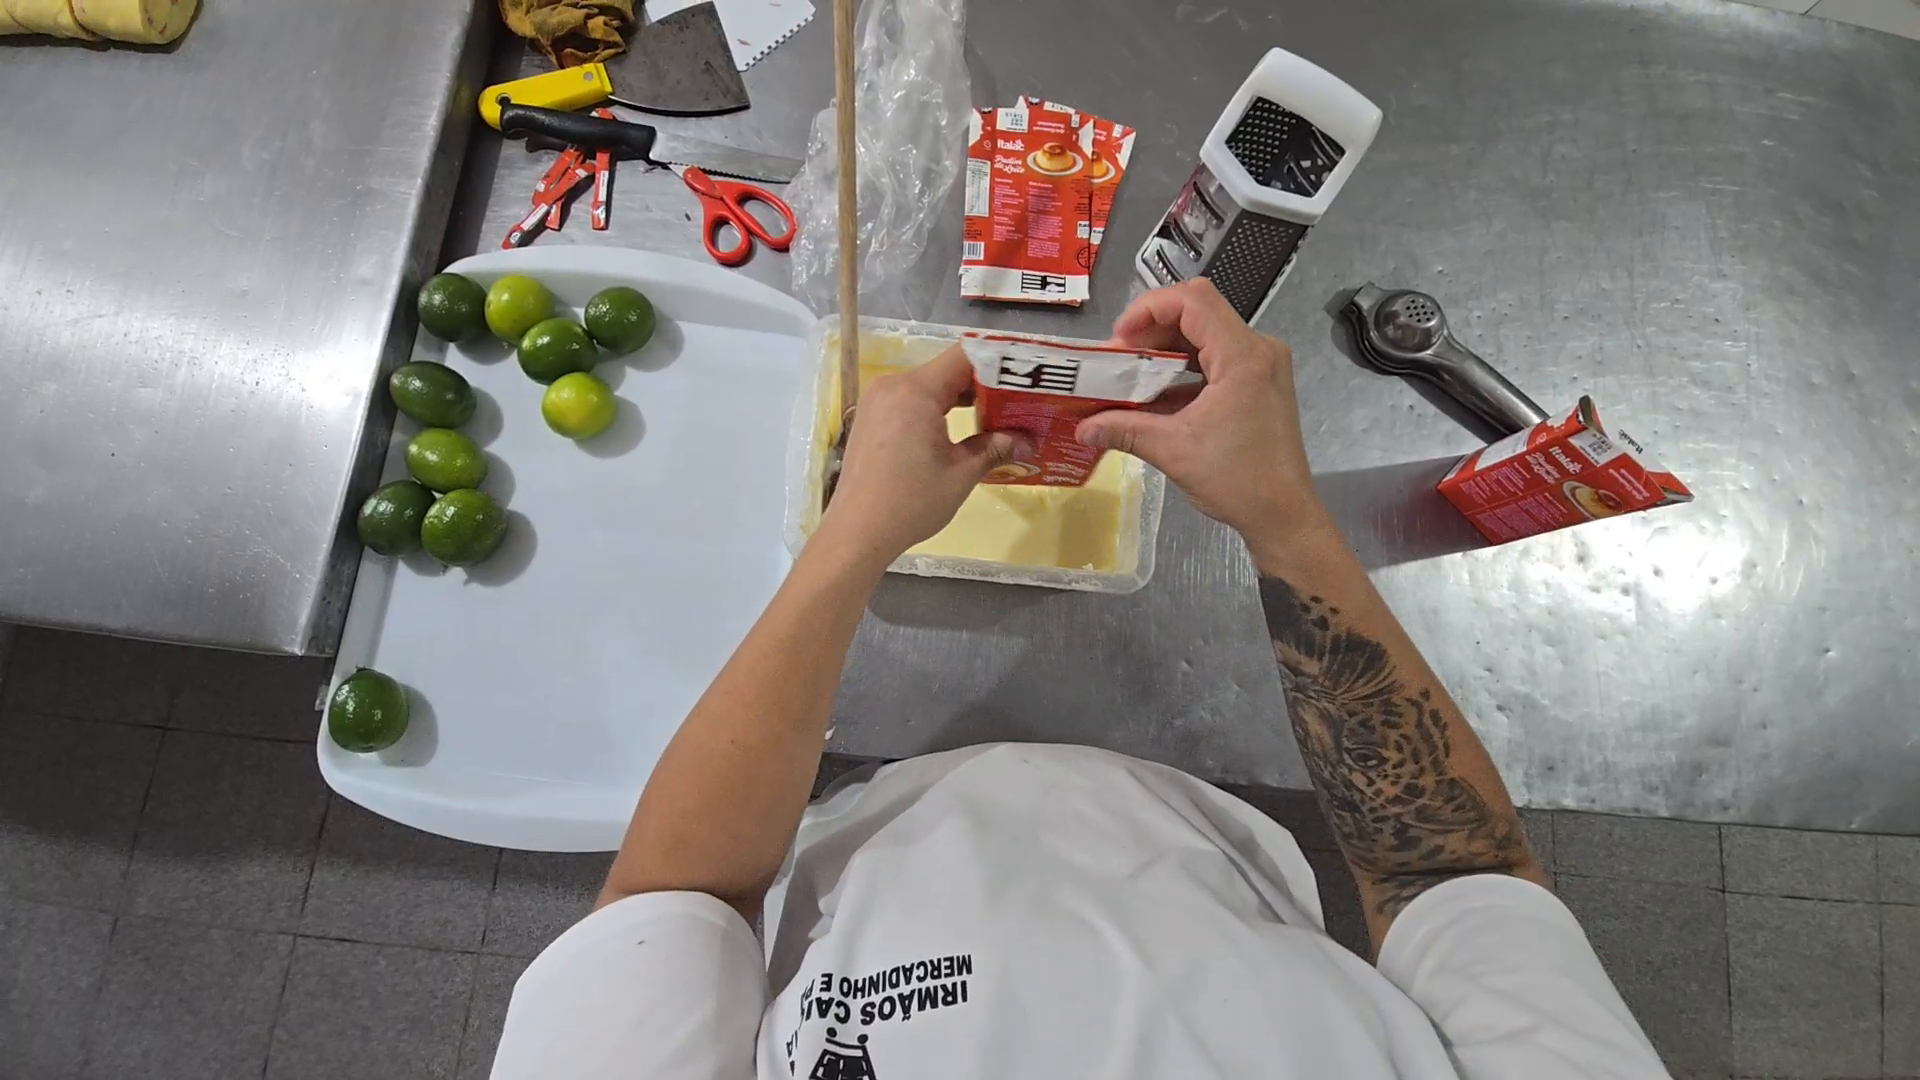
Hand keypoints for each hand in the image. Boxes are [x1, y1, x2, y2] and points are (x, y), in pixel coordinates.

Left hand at [817, 345, 1029, 569]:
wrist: (857, 531)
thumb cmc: (910, 502)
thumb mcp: (961, 474)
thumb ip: (995, 448)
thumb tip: (1029, 441)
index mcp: (916, 391)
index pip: (965, 356)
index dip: (999, 363)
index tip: (1025, 377)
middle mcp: (893, 386)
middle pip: (947, 370)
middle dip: (983, 384)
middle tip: (1017, 402)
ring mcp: (877, 401)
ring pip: (928, 386)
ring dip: (960, 398)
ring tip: (994, 418)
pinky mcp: (871, 418)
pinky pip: (911, 401)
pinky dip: (936, 409)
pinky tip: (958, 430)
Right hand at [1076, 280, 1329, 545]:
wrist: (1283, 514)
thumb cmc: (1236, 480)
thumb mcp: (1172, 451)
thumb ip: (1124, 430)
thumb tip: (1081, 428)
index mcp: (1242, 356)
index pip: (1193, 301)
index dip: (1148, 308)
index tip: (1119, 339)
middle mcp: (1258, 350)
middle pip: (1198, 313)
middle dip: (1151, 331)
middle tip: (1118, 360)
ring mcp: (1261, 366)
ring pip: (1204, 336)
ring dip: (1164, 352)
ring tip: (1131, 378)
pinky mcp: (1258, 384)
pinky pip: (1214, 360)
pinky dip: (1182, 372)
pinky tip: (1155, 398)